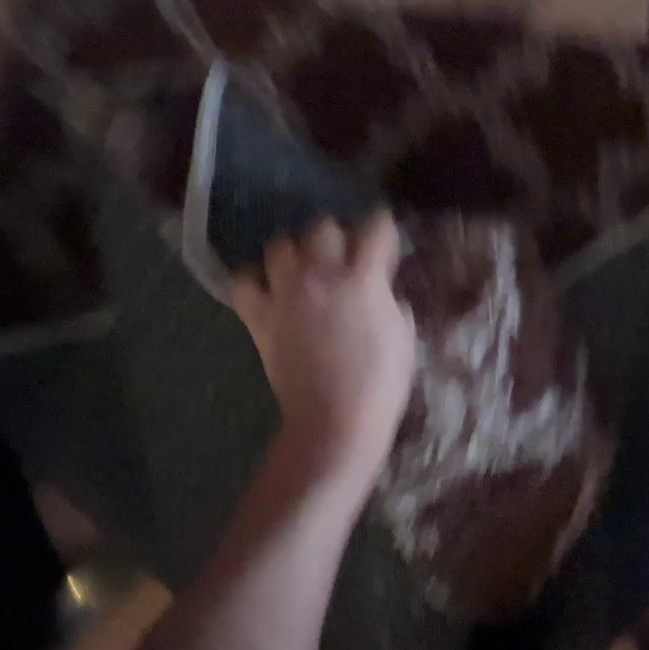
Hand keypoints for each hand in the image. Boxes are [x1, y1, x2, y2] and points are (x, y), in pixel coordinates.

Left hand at [230, 213, 416, 486]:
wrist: (334, 424)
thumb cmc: (380, 384)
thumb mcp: (404, 336)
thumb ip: (391, 301)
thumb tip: (382, 290)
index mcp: (364, 279)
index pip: (375, 226)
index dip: (382, 229)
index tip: (384, 244)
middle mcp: (322, 276)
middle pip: (323, 225)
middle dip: (336, 235)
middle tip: (342, 257)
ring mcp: (286, 294)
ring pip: (281, 244)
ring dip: (295, 252)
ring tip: (304, 269)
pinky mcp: (260, 317)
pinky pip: (244, 281)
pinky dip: (255, 281)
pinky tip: (270, 290)